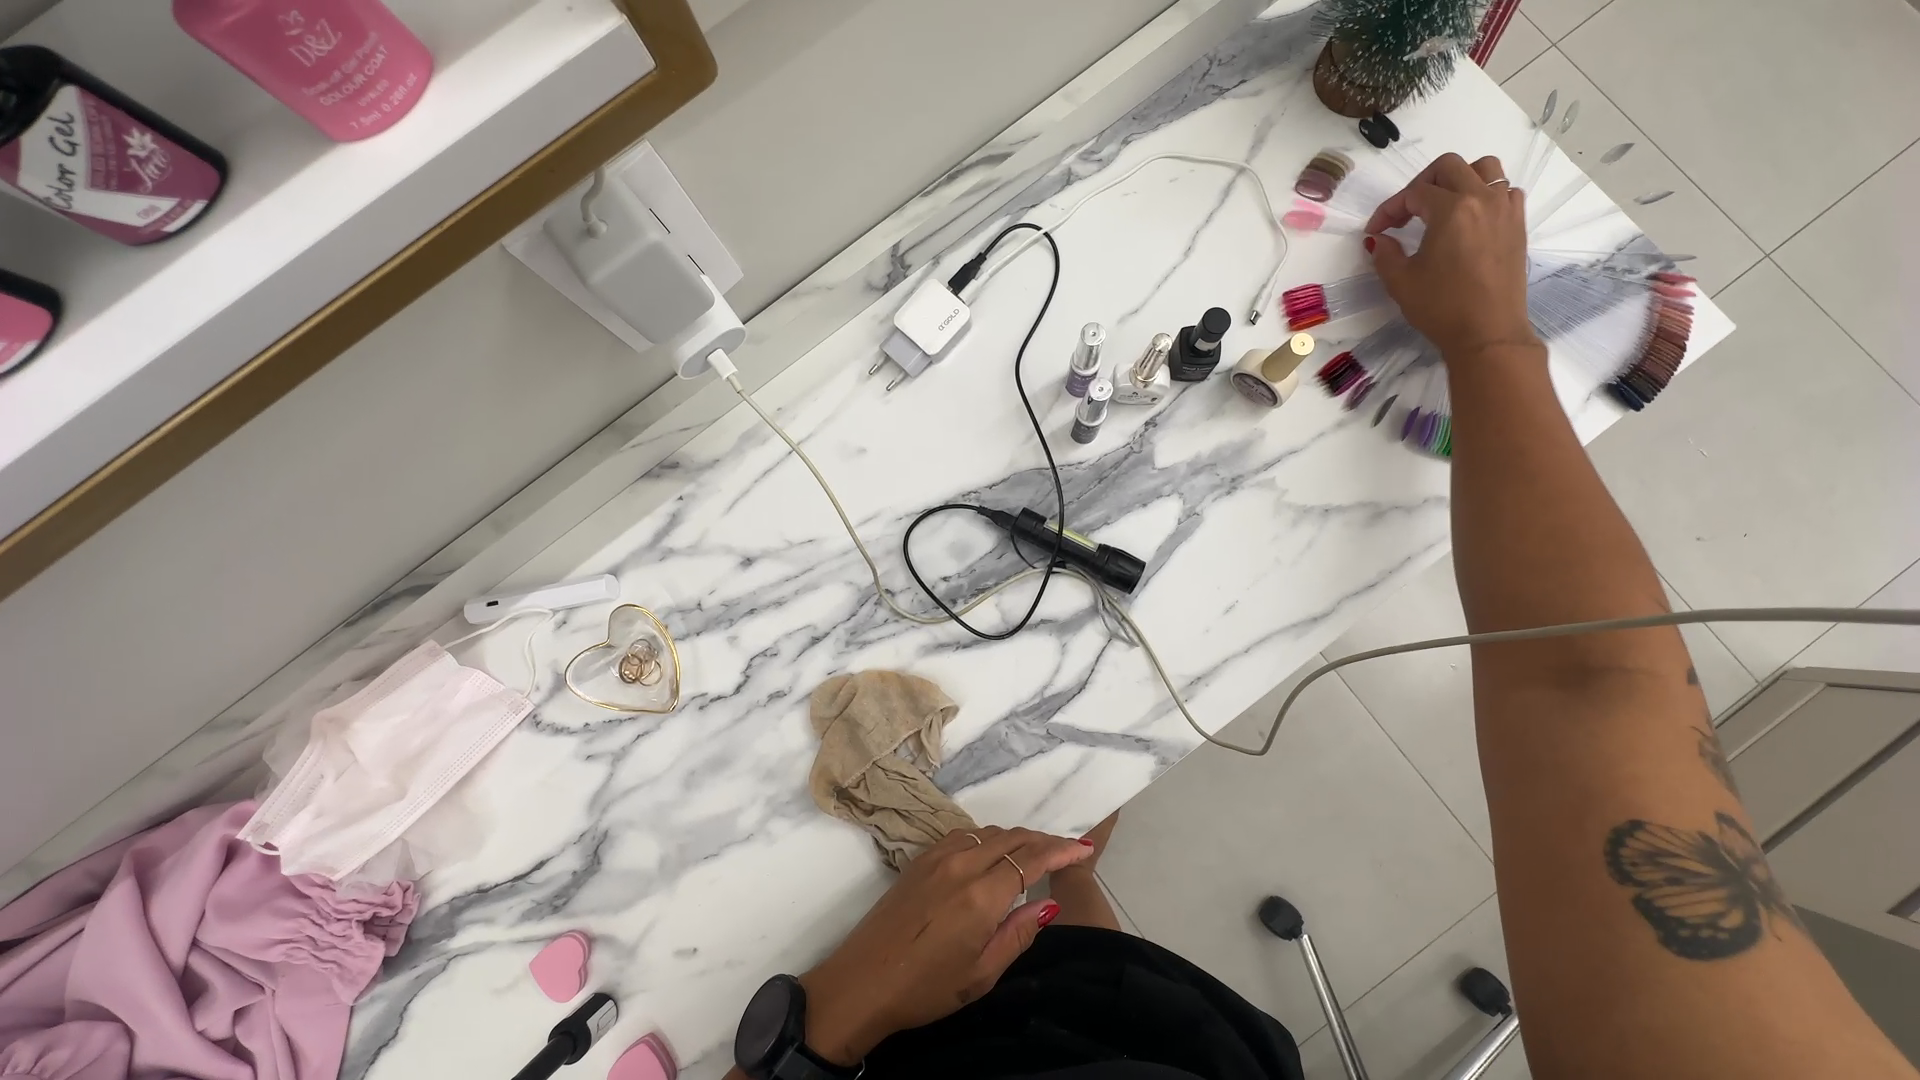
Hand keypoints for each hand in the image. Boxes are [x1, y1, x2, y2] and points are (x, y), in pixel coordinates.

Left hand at [798, 826, 1093, 1064]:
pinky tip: (993, 854)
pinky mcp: (919, 859)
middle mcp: (961, 865)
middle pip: (1011, 837)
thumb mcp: (981, 974)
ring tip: (1034, 852)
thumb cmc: (926, 989)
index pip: (1031, 858)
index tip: (1084, 847)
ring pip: (987, 832)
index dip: (1061, 849)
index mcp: (981, 895)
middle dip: (1042, 839)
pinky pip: (964, 835)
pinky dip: (987, 838)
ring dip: (1015, 837)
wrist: (862, 982)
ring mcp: (937, 857)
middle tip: (1065, 850)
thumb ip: (1018, 934)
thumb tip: (1048, 903)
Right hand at [1365, 153, 1539, 361]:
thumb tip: (1378, 239)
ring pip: (1484, 169)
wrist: (1488, 332)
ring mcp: (1505, 209)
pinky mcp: (1517, 224)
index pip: (1414, 193)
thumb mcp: (1401, 281)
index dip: (1388, 209)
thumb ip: (1385, 253)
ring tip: (1440, 207)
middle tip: (1405, 213)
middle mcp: (1482, 199)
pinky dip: (1484, 195)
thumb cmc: (1441, 307)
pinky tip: (1468, 219)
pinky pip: (1504, 191)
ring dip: (1457, 180)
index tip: (1375, 231)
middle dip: (1421, 184)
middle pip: (1449, 167)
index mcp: (1452, 210)